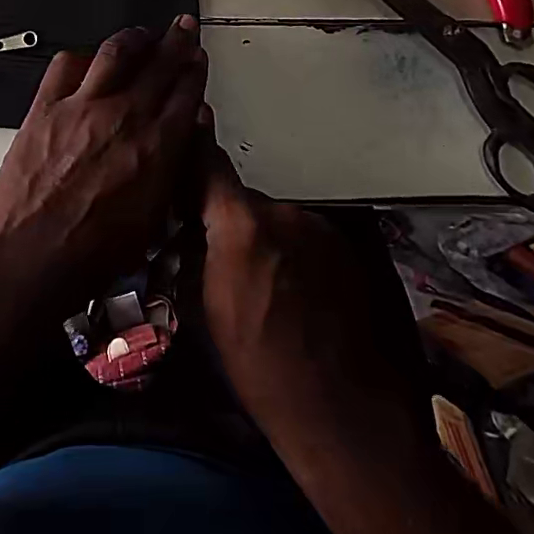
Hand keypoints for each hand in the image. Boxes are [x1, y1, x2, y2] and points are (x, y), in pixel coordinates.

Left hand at [0, 16, 207, 318]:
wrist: (26, 253)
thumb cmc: (88, 253)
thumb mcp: (151, 223)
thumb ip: (169, 176)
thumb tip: (177, 147)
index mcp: (157, 148)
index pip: (185, 93)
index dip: (194, 70)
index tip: (197, 57)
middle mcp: (124, 118)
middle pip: (159, 64)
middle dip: (176, 41)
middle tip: (183, 28)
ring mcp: (83, 107)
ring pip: (116, 52)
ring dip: (134, 38)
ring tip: (142, 33)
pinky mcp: (46, 107)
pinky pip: (66, 65)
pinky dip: (82, 56)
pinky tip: (88, 58)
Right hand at [198, 133, 415, 413]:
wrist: (340, 409)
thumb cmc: (257, 364)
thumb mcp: (204, 308)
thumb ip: (194, 253)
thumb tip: (187, 229)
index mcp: (241, 225)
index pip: (210, 166)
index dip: (195, 145)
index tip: (189, 123)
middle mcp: (283, 213)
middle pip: (241, 201)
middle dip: (226, 221)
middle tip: (216, 256)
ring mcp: (321, 229)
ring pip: (274, 221)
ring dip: (262, 239)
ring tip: (262, 283)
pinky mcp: (346, 249)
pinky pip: (303, 237)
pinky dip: (292, 252)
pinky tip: (294, 291)